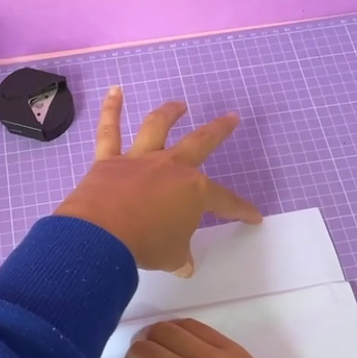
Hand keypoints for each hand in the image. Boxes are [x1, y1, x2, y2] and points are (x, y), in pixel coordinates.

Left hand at [53, 88, 261, 275]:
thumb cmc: (146, 245)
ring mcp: (139, 160)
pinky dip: (111, 109)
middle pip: (200, 143)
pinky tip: (115, 91)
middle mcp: (170, 167)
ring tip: (178, 105)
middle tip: (231, 118)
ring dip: (169, 113)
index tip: (254, 216)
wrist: (103, 236)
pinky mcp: (109, 160)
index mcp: (193, 191)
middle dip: (219, 131)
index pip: (225, 200)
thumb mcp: (172, 257)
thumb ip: (180, 256)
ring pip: (157, 128)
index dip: (241, 209)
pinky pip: (109, 131)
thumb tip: (184, 266)